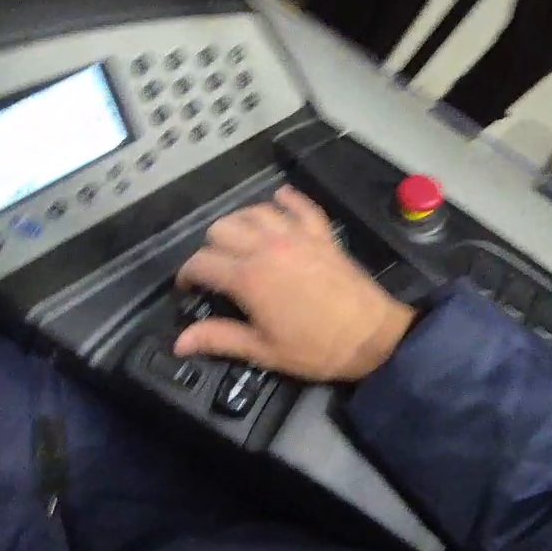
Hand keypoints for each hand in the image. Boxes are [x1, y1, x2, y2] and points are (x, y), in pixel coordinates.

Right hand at [175, 187, 415, 381]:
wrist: (372, 337)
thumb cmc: (316, 350)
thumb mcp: (264, 351)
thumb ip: (220, 339)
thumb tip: (179, 342)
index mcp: (248, 278)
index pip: (202, 263)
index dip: (187, 274)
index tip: (188, 288)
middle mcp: (267, 247)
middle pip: (222, 229)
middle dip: (211, 247)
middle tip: (217, 269)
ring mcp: (297, 236)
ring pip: (255, 211)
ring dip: (241, 222)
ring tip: (240, 241)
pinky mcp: (322, 234)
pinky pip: (300, 205)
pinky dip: (287, 199)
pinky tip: (279, 199)